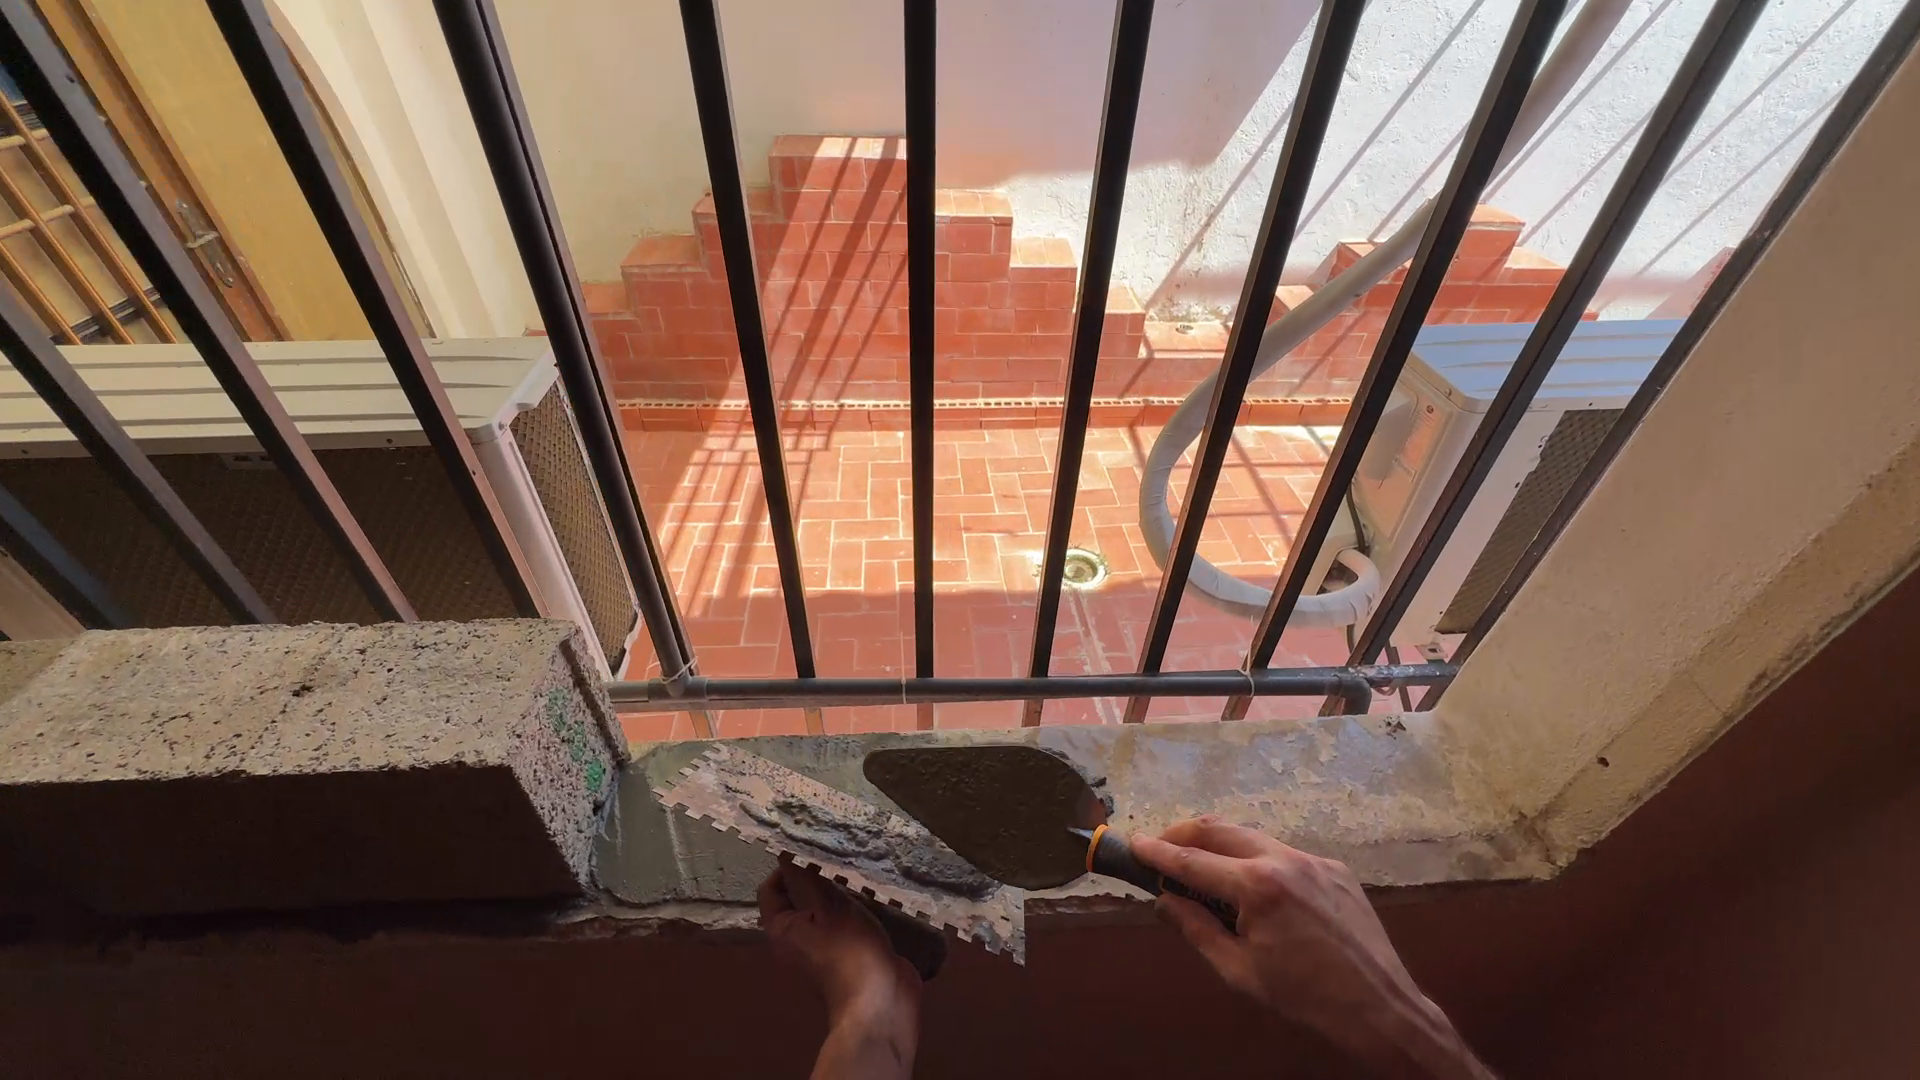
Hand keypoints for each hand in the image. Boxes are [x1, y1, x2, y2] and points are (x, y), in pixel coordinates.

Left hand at [758, 858, 918, 1079]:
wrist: (881, 1003)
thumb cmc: (847, 951)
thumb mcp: (827, 906)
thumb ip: (808, 876)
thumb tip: (787, 849)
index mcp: (783, 931)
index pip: (770, 890)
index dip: (784, 867)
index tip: (810, 850)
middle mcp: (800, 940)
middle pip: (801, 897)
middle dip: (819, 874)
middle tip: (840, 853)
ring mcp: (828, 948)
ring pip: (829, 907)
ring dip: (844, 889)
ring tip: (860, 866)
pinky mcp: (854, 952)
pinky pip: (851, 921)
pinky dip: (860, 905)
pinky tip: (878, 890)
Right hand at [1133, 818, 1491, 1078]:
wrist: (1383, 1010)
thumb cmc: (1305, 998)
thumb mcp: (1240, 972)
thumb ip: (1197, 930)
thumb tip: (1164, 901)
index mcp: (1257, 887)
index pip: (1193, 861)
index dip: (1158, 852)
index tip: (1134, 843)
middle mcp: (1282, 859)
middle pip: (1217, 829)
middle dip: (1183, 833)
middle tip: (1161, 846)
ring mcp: (1311, 859)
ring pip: (1249, 835)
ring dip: (1218, 843)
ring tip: (1201, 862)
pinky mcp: (1332, 866)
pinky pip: (1282, 853)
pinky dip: (1256, 860)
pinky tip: (1254, 887)